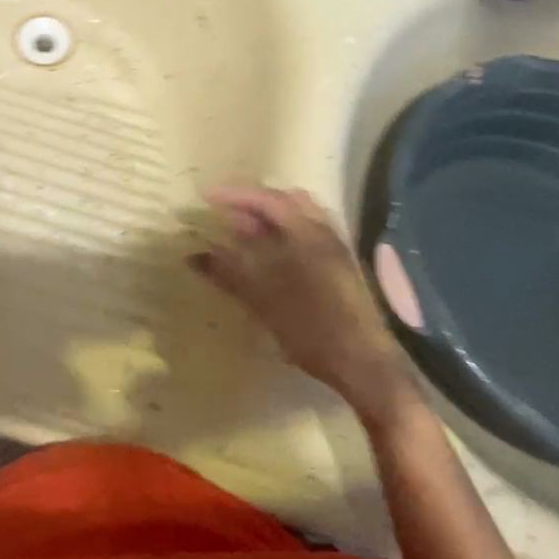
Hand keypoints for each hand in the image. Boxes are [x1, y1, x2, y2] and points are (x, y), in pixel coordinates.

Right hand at [195, 187, 413, 416]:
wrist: (364, 363)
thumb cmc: (313, 329)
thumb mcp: (264, 301)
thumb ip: (229, 273)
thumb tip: (194, 255)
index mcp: (307, 234)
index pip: (267, 199)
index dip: (235, 195)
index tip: (206, 197)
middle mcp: (324, 232)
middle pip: (286, 200)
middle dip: (253, 201)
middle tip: (225, 213)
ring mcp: (335, 248)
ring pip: (300, 216)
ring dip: (270, 217)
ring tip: (243, 231)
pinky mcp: (339, 266)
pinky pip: (307, 233)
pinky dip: (283, 232)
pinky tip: (269, 254)